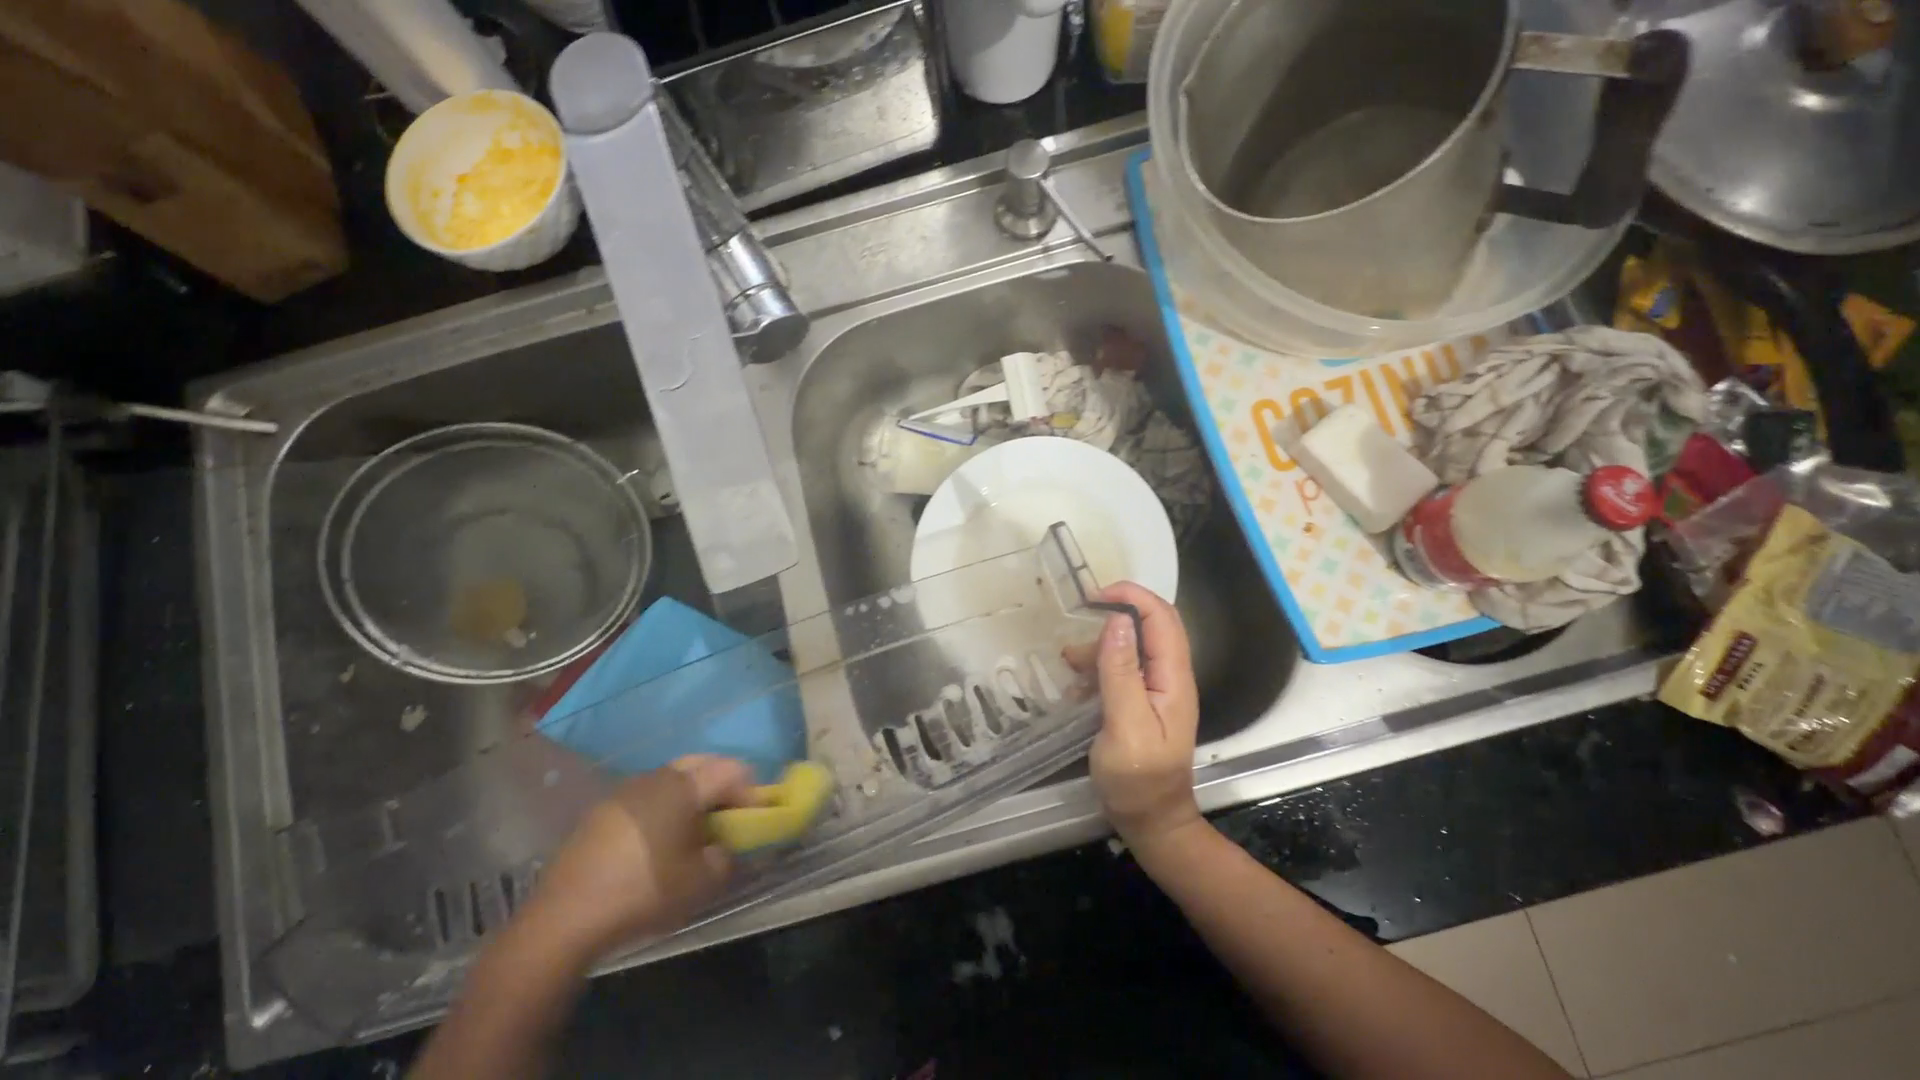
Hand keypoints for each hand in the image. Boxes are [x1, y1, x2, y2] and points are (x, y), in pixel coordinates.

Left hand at [517, 755, 753, 965]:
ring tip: (697, 831)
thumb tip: (728, 848)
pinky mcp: (601, 813)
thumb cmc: (644, 892)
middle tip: (732, 818)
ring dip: (691, 796)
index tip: (757, 819)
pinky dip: (664, 809)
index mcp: (682, 786)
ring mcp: (623, 792)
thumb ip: (728, 858)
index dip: (752, 791)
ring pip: (670, 780)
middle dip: (723, 786)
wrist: (566, 917)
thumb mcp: (703, 882)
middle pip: (700, 765)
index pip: (731, 770)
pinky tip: (660, 842)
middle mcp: (653, 777)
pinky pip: (646, 798)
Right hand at [1082, 582, 1202, 850]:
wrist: (1151, 823)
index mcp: (1174, 679)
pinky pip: (1123, 671)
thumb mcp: (1124, 726)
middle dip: (1113, 620)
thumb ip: (1120, 673)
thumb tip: (1117, 621)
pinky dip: (1099, 669)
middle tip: (1076, 633)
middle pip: (1150, 627)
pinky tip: (1078, 687)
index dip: (1132, 597)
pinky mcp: (1143, 704)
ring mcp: (1158, 691)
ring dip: (1101, 647)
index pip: (1162, 618)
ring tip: (1069, 665)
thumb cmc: (1138, 780)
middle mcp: (1171, 678)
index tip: (1093, 597)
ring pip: (1133, 648)